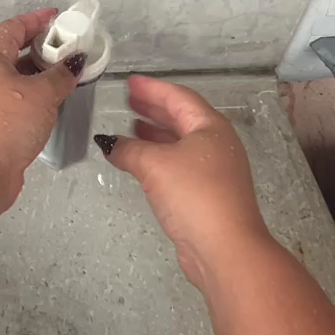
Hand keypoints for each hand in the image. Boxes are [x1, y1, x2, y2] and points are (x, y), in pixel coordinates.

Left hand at [0, 8, 82, 214]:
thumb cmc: (7, 122)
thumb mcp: (43, 94)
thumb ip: (61, 75)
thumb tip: (74, 62)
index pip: (12, 28)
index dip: (35, 20)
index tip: (57, 17)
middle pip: (12, 51)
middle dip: (40, 47)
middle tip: (66, 47)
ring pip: (13, 77)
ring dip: (38, 73)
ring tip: (64, 74)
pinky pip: (13, 98)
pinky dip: (32, 94)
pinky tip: (51, 103)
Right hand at [95, 75, 275, 287]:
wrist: (226, 251)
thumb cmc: (194, 195)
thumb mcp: (155, 165)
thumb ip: (129, 149)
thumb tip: (108, 143)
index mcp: (209, 126)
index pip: (177, 97)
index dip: (152, 89)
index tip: (130, 83)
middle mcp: (215, 143)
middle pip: (181, 117)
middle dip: (154, 108)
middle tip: (129, 101)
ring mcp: (214, 170)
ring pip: (180, 142)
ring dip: (156, 133)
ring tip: (131, 126)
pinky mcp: (208, 194)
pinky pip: (179, 164)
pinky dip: (159, 156)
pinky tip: (141, 161)